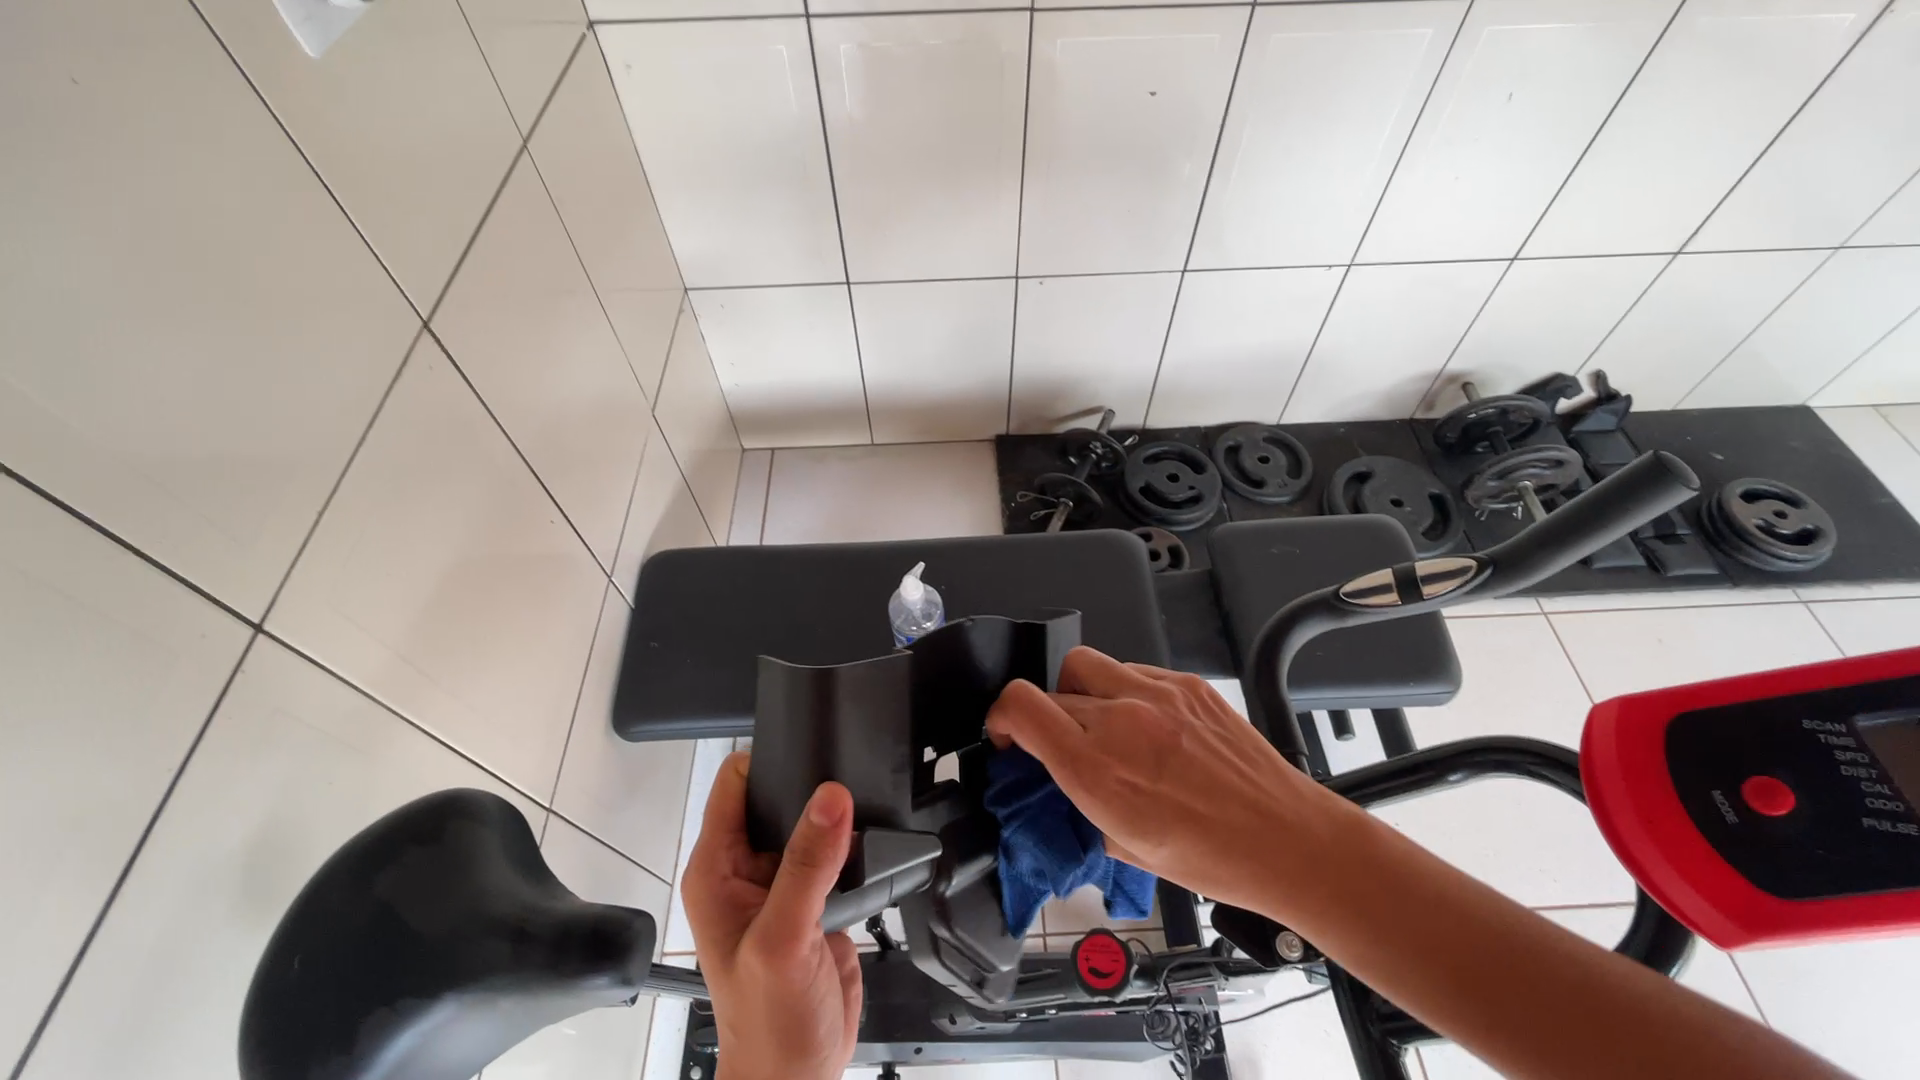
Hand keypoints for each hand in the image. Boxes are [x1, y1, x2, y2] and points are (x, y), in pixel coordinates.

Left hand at [680, 752, 862, 1079]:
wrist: (799, 1073)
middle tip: (855, 774)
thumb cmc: (769, 1019)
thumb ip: (806, 865)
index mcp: (719, 868)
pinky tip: (878, 842)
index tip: (814, 750)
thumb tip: (831, 796)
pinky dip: (858, 846)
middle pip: (780, 797)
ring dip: (840, 817)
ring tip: (871, 805)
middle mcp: (750, 868)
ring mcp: (787, 884)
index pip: (736, 785)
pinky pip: (839, 854)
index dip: (770, 760)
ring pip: (815, 823)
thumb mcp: (782, 938)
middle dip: (814, 786)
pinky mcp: (821, 900)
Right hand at [985, 647, 1357, 914]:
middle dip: (1044, 716)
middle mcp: (1122, 722)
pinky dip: (1122, 691)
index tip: (1006, 734)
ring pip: (1086, 665)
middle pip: (1049, 689)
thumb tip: (1056, 777)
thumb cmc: (1214, 856)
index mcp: (1097, 770)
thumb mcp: (1123, 845)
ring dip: (1079, 693)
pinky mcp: (1187, 684)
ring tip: (1102, 726)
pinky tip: (1143, 723)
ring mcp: (1157, 695)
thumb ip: (1078, 801)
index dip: (1000, 718)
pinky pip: (1131, 670)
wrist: (1287, 839)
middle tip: (1062, 744)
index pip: (1019, 706)